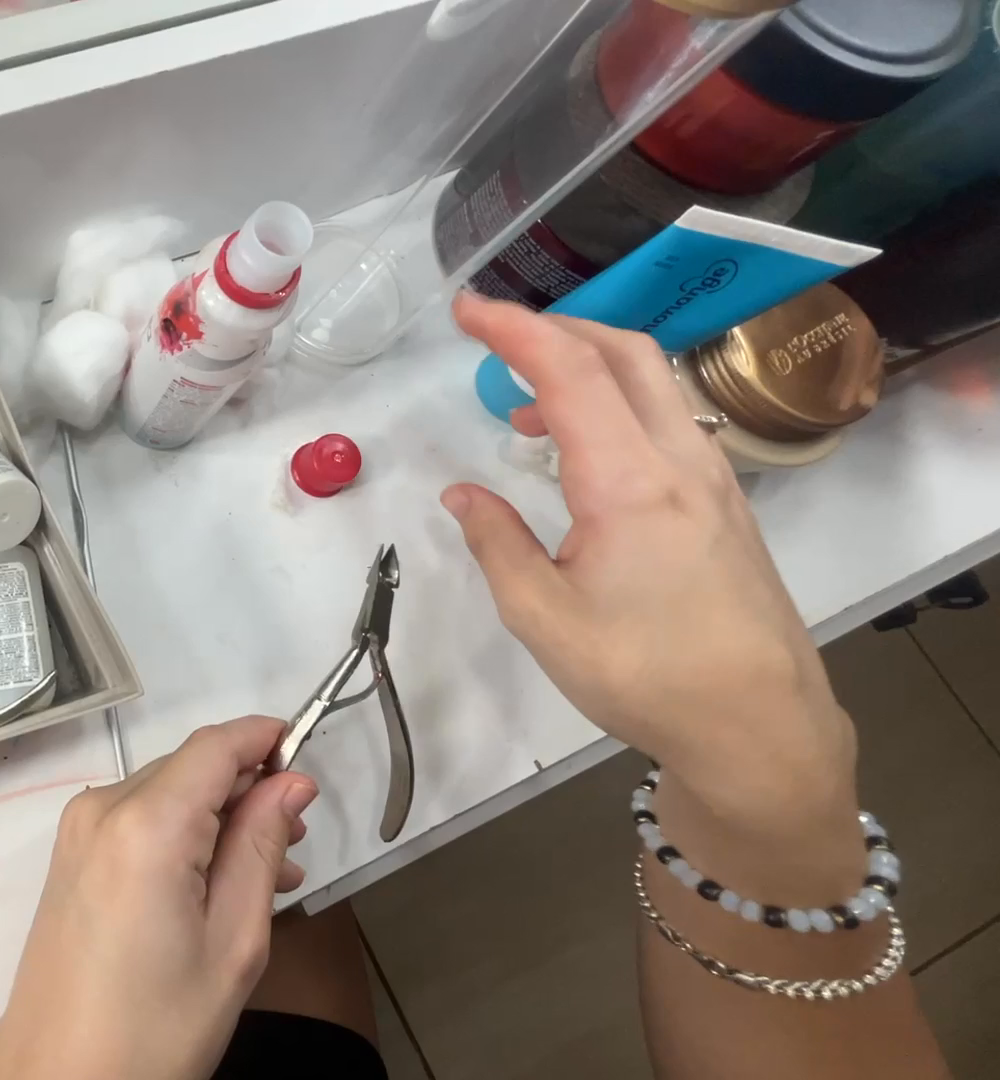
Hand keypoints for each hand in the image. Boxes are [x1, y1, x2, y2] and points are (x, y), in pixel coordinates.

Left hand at [0, 717, 317, 1079]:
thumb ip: (262, 845)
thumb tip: (292, 780)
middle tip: (294, 840)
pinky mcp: (72, 848)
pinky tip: (214, 876)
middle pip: (189, 766)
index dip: (262, 739)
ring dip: (218, 812)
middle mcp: (103, 805)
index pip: (213, 746)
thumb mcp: (234, 941)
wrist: (59, 1075)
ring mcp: (80, 825)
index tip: (305, 758)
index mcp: (146, 824)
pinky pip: (139, 815)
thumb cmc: (158, 1024)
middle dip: (246, 786)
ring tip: (267, 870)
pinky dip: (182, 829)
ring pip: (166, 789)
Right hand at [443, 292, 856, 826]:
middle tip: (491, 334)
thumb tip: (463, 492)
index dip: (514, 331)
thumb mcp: (539, 613)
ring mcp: (711, 478)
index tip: (466, 308)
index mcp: (628, 484)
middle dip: (553, 327)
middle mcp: (680, 463)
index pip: (571, 375)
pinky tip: (575, 448)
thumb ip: (496, 540)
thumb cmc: (639, 671)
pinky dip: (610, 404)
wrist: (755, 725)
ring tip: (520, 402)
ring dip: (582, 366)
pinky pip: (662, 421)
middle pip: (624, 355)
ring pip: (650, 384)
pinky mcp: (721, 501)